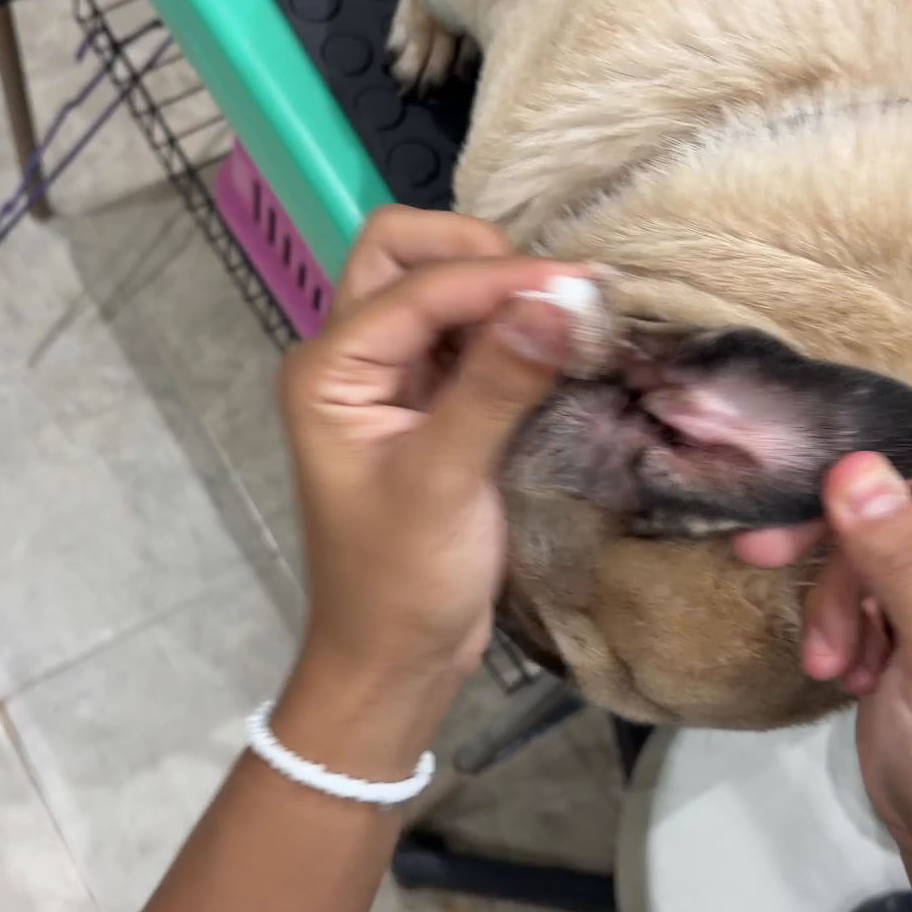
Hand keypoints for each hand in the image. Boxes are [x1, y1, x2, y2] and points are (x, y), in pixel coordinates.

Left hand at [274, 207, 597, 774]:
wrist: (394, 654)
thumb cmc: (400, 581)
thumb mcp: (443, 482)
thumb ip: (495, 386)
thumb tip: (559, 299)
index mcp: (329, 370)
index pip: (416, 288)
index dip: (498, 280)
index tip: (582, 288)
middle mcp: (351, 360)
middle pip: (403, 257)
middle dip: (477, 258)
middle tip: (552, 292)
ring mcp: (390, 381)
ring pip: (437, 292)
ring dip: (498, 290)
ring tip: (567, 311)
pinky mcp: (429, 406)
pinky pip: (466, 340)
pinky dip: (508, 330)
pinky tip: (554, 343)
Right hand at [803, 429, 911, 866]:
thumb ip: (903, 562)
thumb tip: (852, 467)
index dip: (867, 463)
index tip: (789, 491)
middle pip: (890, 489)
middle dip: (830, 535)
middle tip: (760, 552)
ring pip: (855, 531)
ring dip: (828, 595)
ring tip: (829, 659)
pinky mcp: (903, 597)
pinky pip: (844, 571)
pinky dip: (829, 616)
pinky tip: (841, 666)